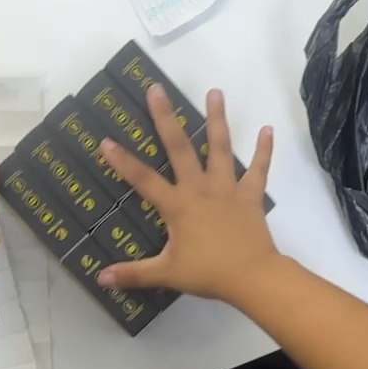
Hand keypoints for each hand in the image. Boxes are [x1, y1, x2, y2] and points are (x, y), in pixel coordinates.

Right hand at [95, 86, 279, 302]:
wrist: (252, 276)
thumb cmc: (208, 273)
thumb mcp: (166, 274)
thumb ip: (133, 274)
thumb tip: (101, 279)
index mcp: (177, 206)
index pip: (143, 180)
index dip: (123, 162)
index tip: (106, 141)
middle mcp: (200, 189)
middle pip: (180, 148)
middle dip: (165, 118)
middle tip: (156, 89)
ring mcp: (227, 189)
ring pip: (220, 148)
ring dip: (217, 119)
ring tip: (215, 92)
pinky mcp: (251, 196)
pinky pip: (258, 169)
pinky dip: (263, 150)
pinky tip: (266, 129)